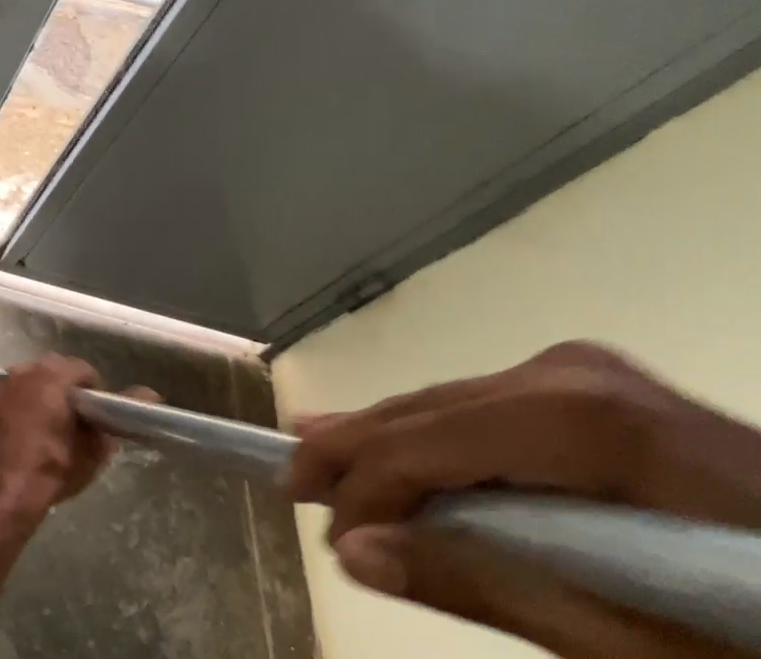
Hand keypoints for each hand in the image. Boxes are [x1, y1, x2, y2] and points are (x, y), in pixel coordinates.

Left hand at [0, 354, 153, 511]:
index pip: (80, 368)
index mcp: (51, 379)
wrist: (4, 490)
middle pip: (50, 368)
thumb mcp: (95, 449)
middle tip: (74, 415)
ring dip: (38, 392)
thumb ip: (121, 416)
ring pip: (25, 378)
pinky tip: (21, 427)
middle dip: (64, 386)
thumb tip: (151, 394)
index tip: (97, 410)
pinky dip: (16, 403)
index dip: (93, 388)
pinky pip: (6, 394)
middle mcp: (21, 373)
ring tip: (47, 420)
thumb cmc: (55, 469)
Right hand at [287, 341, 760, 657]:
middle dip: (355, 455)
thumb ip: (487, 583)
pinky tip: (395, 447)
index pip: (422, 443)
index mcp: (579, 420)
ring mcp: (586, 373)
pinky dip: (436, 441)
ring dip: (388, 446)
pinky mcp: (598, 388)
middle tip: (290, 487)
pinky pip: (482, 411)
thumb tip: (355, 553)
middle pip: (425, 413)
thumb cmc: (751, 627)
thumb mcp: (632, 638)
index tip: (328, 543)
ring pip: (445, 406)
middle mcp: (570, 374)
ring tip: (321, 465)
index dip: (362, 489)